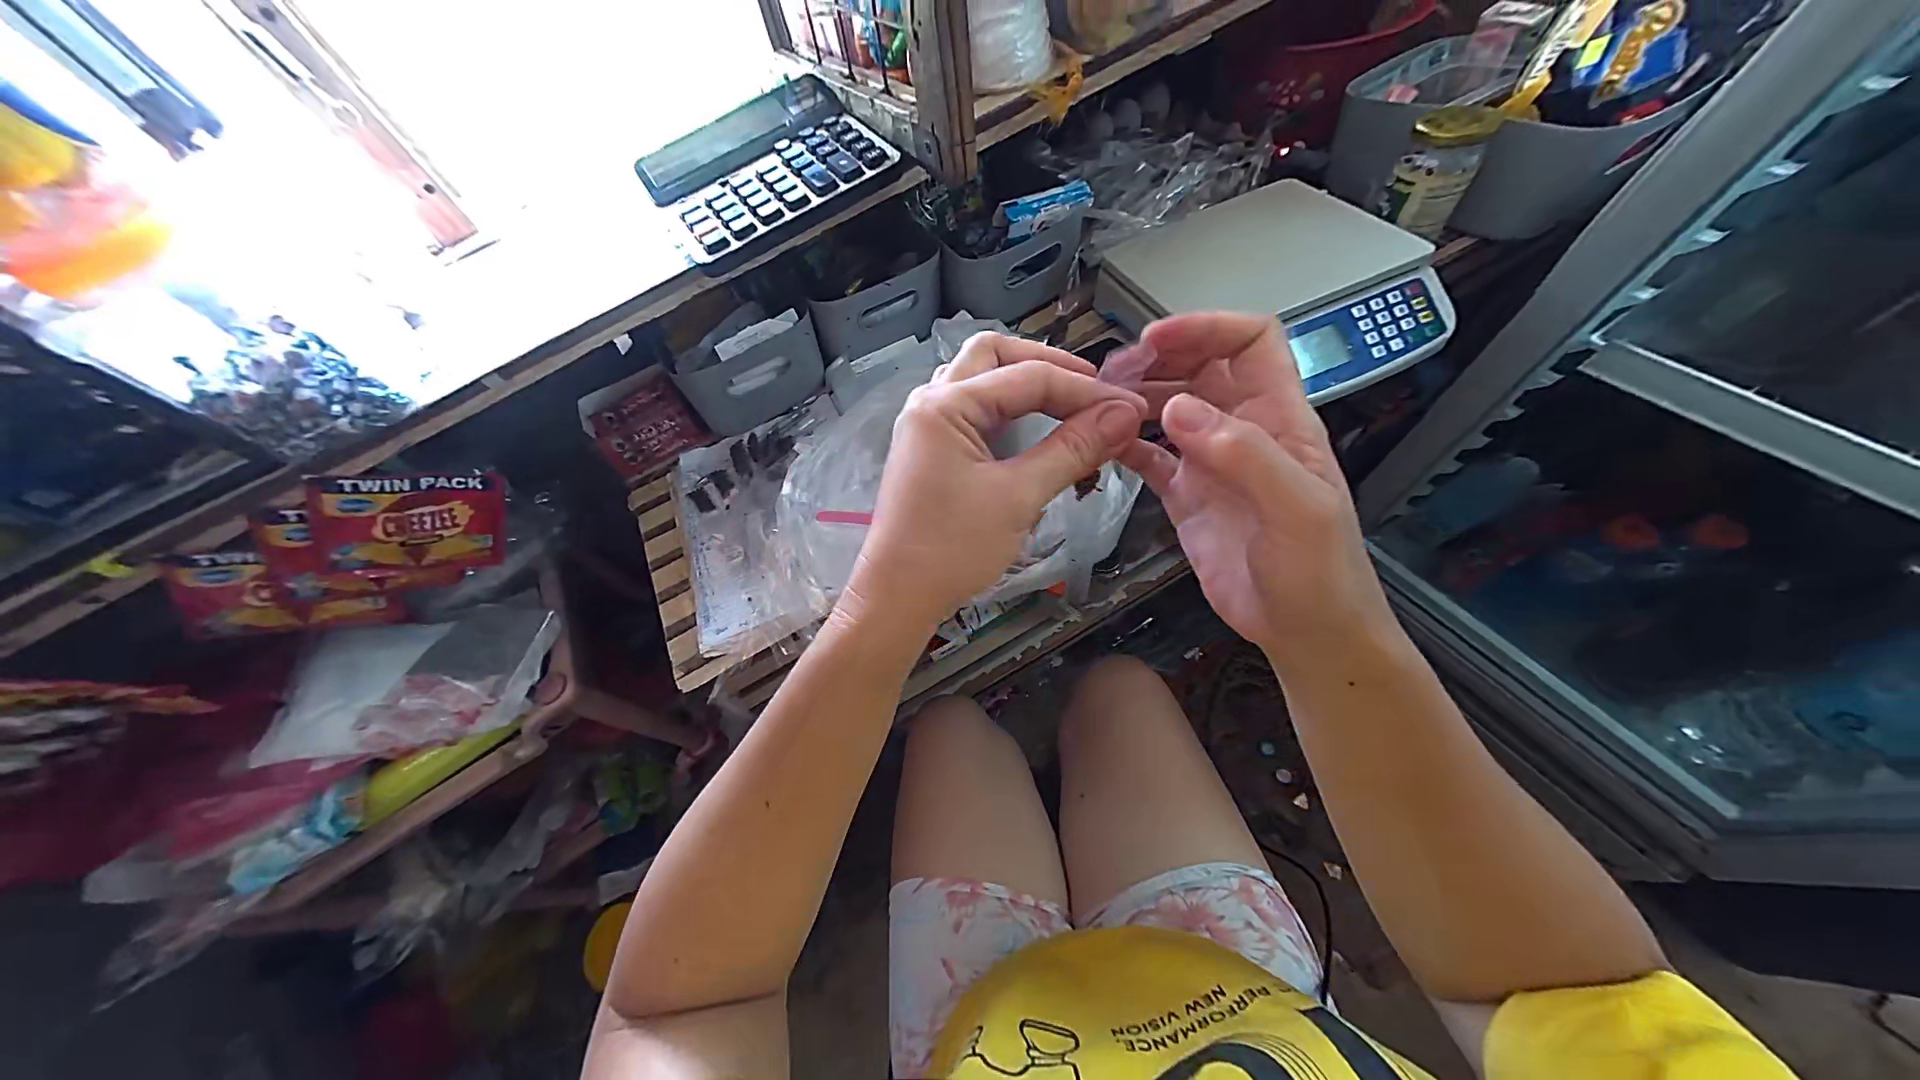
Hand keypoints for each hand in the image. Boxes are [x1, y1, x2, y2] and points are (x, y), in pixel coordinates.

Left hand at [841, 333, 1147, 629]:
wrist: (898, 597)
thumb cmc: (950, 549)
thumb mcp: (1018, 497)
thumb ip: (1071, 450)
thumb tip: (1123, 417)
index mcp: (945, 405)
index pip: (1028, 377)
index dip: (1085, 391)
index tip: (1129, 409)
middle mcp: (931, 403)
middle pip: (995, 356)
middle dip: (1047, 367)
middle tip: (1092, 392)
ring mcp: (927, 426)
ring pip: (982, 380)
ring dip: (1025, 386)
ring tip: (1068, 407)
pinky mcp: (932, 451)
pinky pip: (975, 412)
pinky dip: (1008, 413)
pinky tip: (1034, 432)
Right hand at [1117, 313, 1395, 654]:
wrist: (1305, 630)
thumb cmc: (1321, 574)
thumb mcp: (1297, 510)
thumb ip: (1245, 455)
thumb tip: (1179, 410)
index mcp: (1282, 421)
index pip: (1250, 344)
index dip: (1206, 329)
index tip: (1158, 338)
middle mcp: (1243, 433)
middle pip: (1201, 369)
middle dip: (1161, 359)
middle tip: (1116, 371)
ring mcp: (1212, 464)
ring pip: (1171, 408)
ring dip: (1138, 398)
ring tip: (1102, 403)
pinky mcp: (1186, 496)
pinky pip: (1151, 457)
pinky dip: (1127, 445)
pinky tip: (1105, 443)